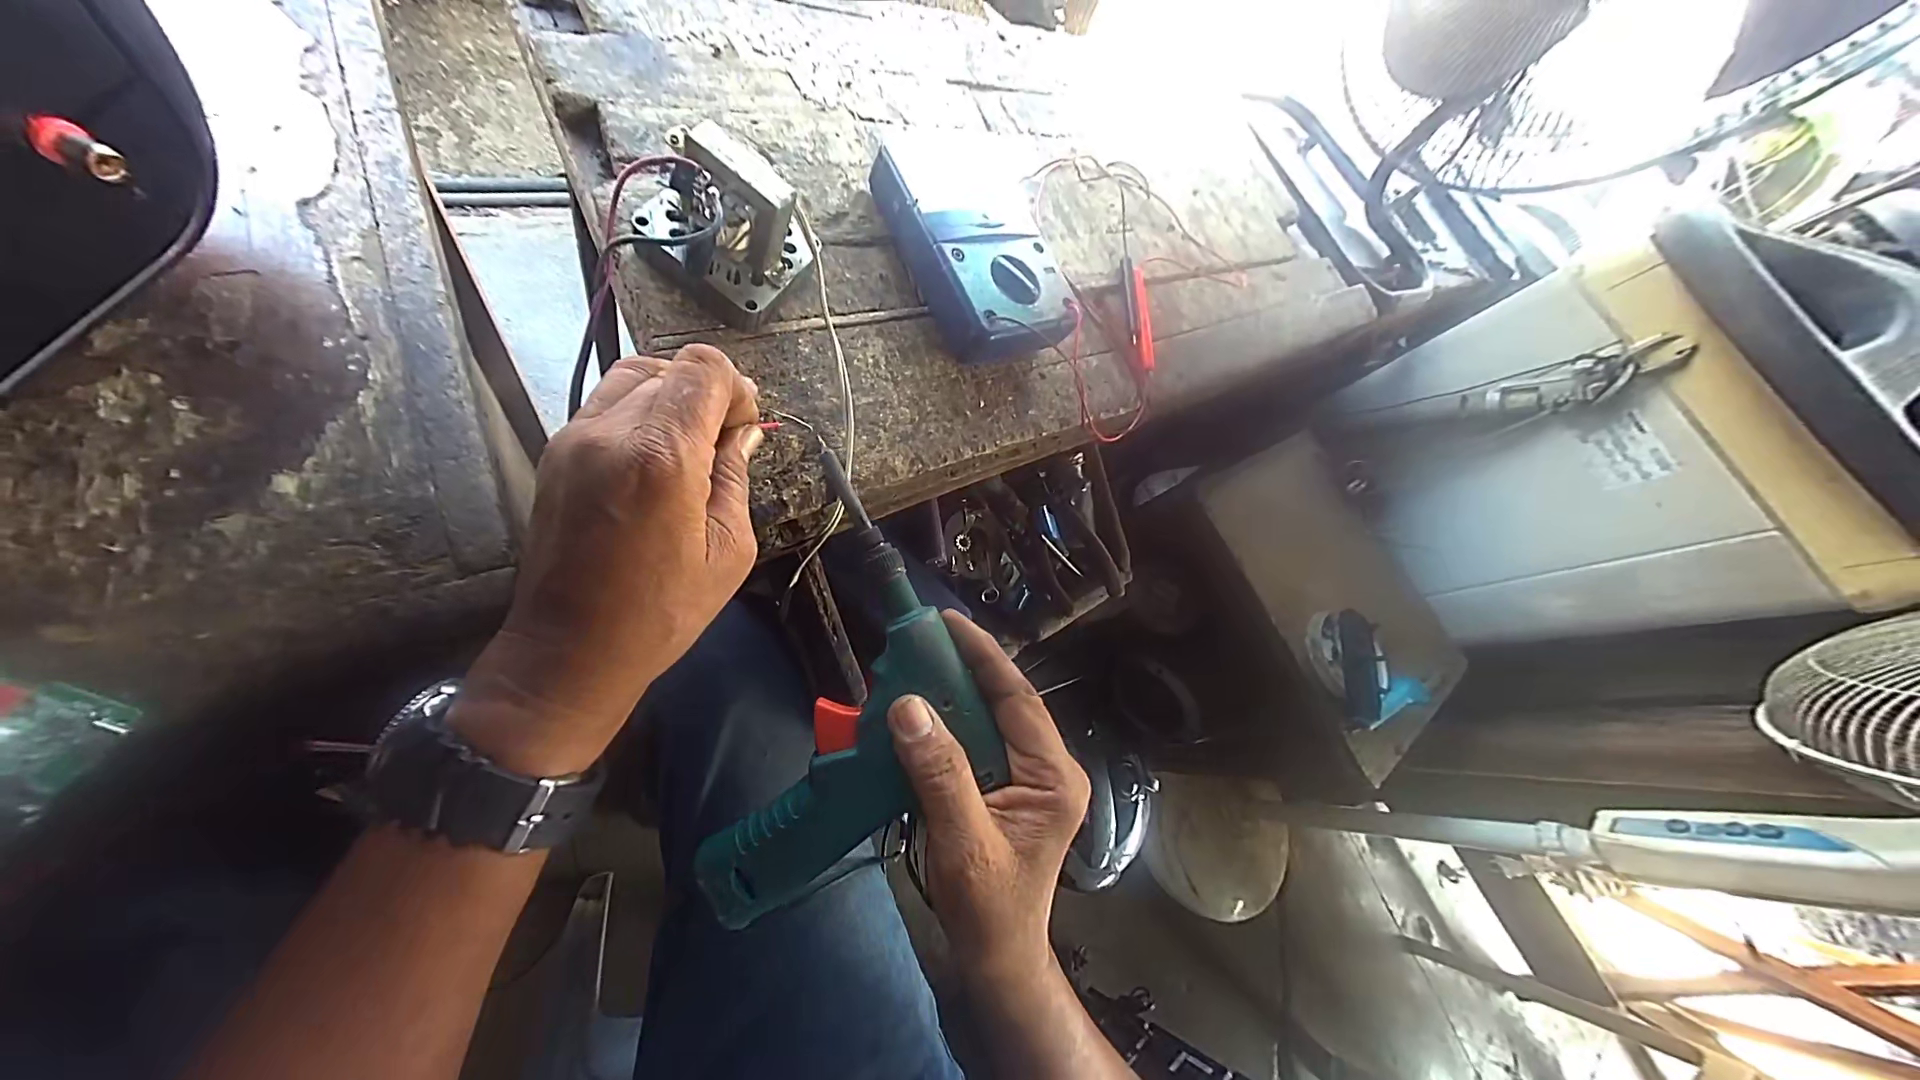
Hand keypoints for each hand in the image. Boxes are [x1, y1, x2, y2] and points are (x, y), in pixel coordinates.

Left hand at [452, 345, 761, 774]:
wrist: (569, 649)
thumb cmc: (662, 611)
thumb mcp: (729, 550)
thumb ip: (734, 477)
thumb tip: (743, 434)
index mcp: (662, 456)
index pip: (703, 369)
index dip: (737, 389)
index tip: (745, 428)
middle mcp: (611, 431)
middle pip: (671, 368)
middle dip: (709, 395)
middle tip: (723, 444)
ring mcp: (574, 438)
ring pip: (634, 375)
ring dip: (672, 398)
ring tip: (689, 446)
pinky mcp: (556, 452)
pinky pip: (607, 403)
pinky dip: (641, 412)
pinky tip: (655, 459)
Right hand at [887, 611, 1090, 989]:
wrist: (998, 957)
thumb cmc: (989, 908)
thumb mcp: (963, 840)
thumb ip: (939, 773)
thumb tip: (908, 707)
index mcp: (1055, 775)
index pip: (1019, 699)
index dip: (984, 656)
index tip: (949, 623)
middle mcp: (1050, 767)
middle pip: (1006, 702)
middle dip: (967, 669)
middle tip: (925, 639)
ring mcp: (1032, 777)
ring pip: (992, 719)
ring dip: (955, 693)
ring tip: (918, 665)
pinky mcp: (1010, 786)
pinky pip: (980, 741)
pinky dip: (950, 723)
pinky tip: (923, 713)